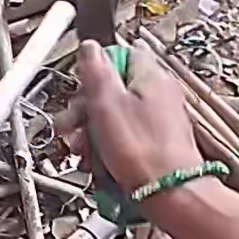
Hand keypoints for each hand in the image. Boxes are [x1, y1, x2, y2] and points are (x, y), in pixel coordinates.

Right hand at [58, 39, 203, 193]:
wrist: (166, 192)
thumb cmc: (141, 151)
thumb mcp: (106, 103)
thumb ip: (96, 70)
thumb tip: (90, 46)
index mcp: (149, 76)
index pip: (116, 56)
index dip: (92, 74)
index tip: (81, 93)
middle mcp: (156, 95)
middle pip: (109, 90)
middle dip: (84, 110)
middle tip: (72, 126)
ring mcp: (155, 120)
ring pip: (111, 116)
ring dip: (89, 132)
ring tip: (82, 148)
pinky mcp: (151, 143)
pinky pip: (120, 137)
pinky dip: (104, 147)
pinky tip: (95, 161)